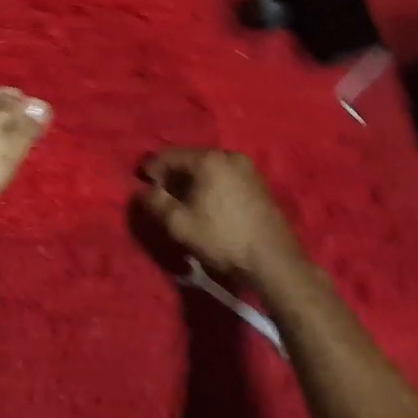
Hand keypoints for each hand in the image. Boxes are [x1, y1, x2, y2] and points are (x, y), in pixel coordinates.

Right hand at [137, 147, 309, 291]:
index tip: (142, 182)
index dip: (152, 168)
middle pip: (191, 159)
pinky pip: (226, 177)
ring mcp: (248, 169)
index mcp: (209, 159)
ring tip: (185, 201)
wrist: (275, 262)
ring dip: (194, 180)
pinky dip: (212, 185)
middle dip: (174, 175)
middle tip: (162, 193)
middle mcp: (229, 155)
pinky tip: (209, 204)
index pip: (169, 155)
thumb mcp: (180, 225)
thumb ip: (156, 203)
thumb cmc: (223, 239)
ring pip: (210, 168)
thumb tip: (143, 190)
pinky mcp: (260, 184)